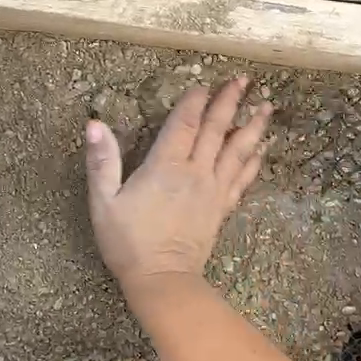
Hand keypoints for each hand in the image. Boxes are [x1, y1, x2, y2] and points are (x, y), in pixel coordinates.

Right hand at [84, 77, 271, 300]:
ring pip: (237, 151)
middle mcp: (195, 173)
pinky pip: (241, 179)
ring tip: (266, 107)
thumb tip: (94, 125)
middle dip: (230, 103)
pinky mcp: (220, 209)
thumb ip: (102, 162)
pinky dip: (253, 161)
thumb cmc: (127, 242)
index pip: (184, 124)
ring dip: (252, 127)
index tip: (204, 82)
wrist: (161, 280)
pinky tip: (262, 150)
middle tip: (244, 81)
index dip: (195, 101)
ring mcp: (212, 191)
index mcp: (165, 167)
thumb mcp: (104, 202)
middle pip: (216, 130)